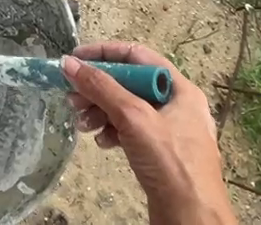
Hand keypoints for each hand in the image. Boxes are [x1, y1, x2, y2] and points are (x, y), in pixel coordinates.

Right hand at [61, 43, 236, 224]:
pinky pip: (131, 130)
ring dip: (100, 110)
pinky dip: (112, 130)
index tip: (76, 58)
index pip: (137, 55)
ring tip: (82, 122)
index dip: (105, 53)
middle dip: (98, 87)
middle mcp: (177, 105)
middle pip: (129, 82)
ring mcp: (169, 131)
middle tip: (73, 96)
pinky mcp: (161, 154)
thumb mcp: (133, 117)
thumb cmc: (170, 163)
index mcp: (180, 89)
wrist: (192, 221)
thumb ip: (100, 87)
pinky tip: (100, 141)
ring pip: (127, 107)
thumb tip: (68, 62)